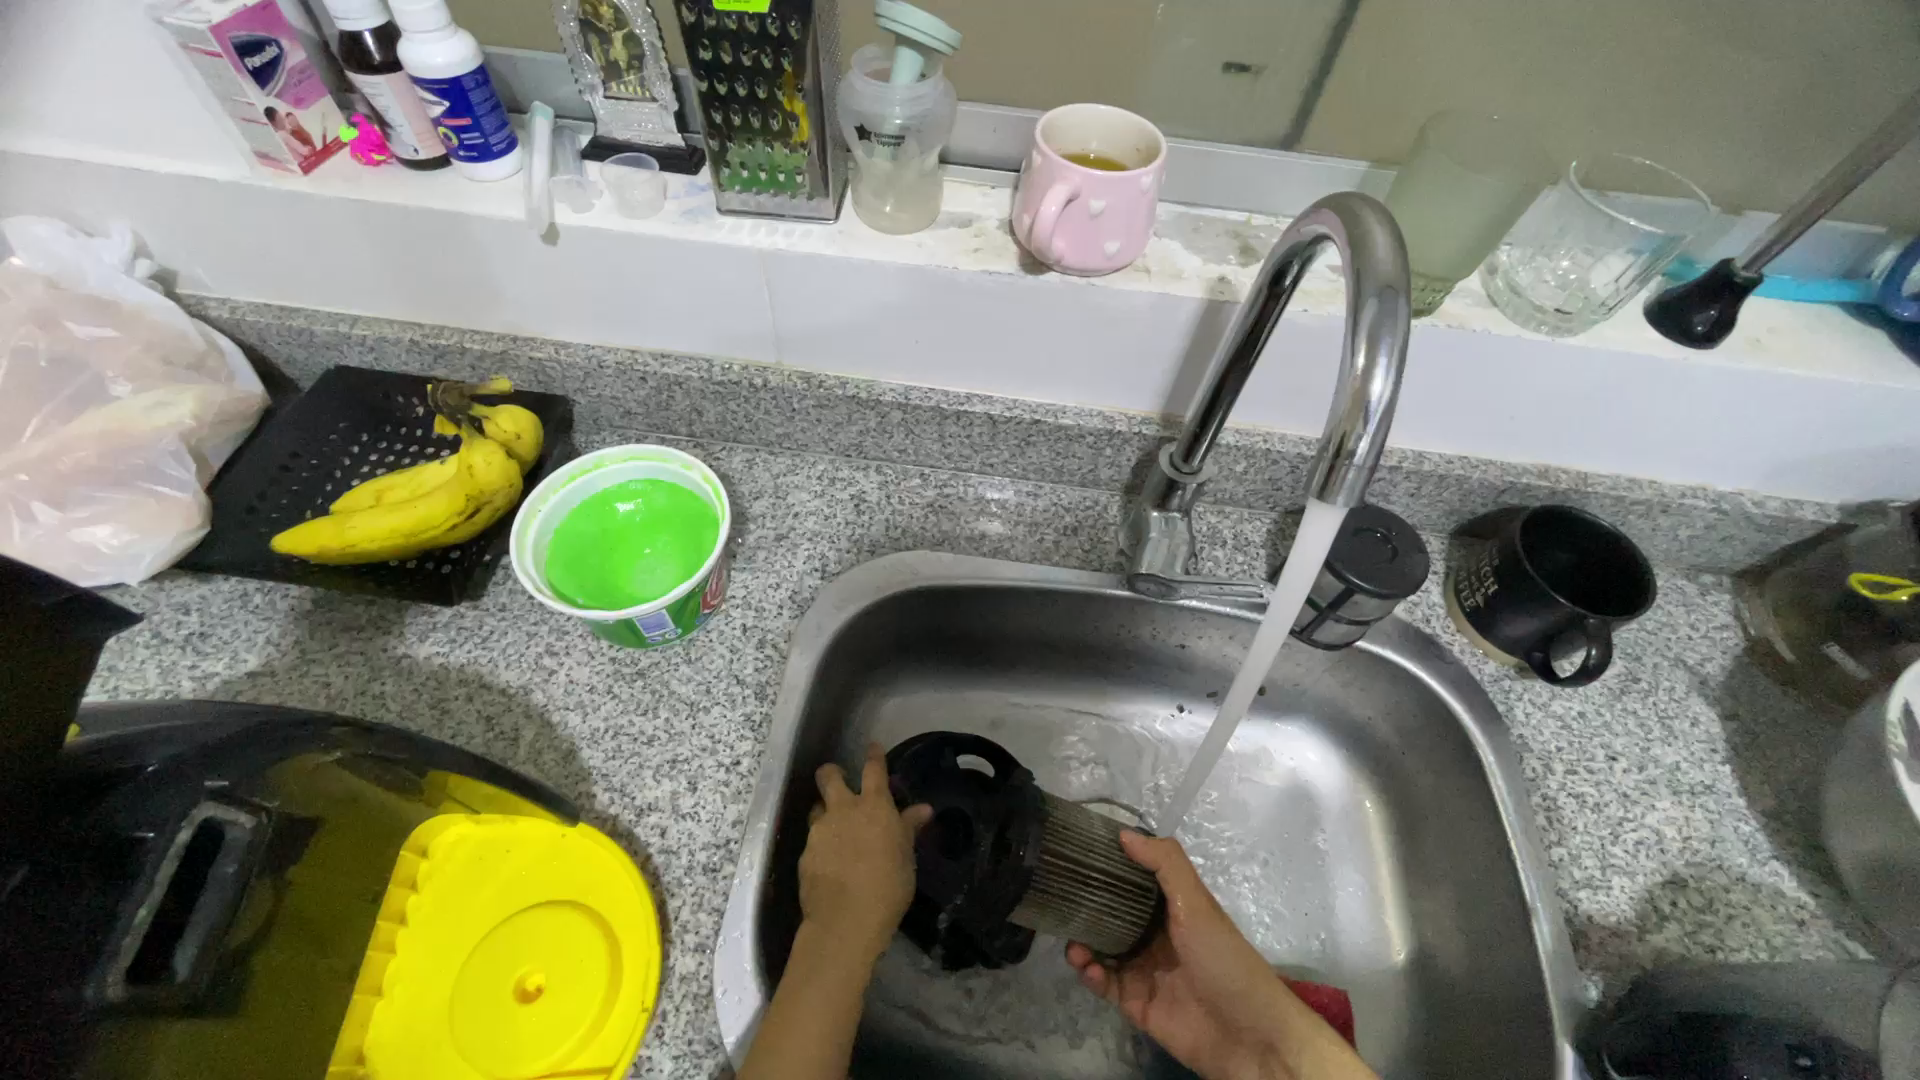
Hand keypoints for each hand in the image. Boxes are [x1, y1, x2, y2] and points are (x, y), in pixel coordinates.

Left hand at [799, 742, 932, 963]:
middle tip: (838, 778)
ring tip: (835, 828)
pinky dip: (821, 845)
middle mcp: (843, 810)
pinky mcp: (805, 854)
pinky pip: (813, 841)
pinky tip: (830, 863)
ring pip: (817, 808)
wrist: (846, 921)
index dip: (873, 755)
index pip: (873, 769)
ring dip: (825, 812)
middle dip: (832, 772)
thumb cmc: (888, 886)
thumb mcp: (906, 856)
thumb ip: (909, 828)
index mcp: (874, 806)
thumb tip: (923, 809)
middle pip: (829, 776)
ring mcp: (820, 831)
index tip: (872, 746)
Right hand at [1066, 832, 1376, 1079]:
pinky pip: (1105, 983)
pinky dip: (1091, 973)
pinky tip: (1086, 966)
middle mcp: (1155, 934)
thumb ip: (1164, 863)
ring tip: (1072, 942)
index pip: (1133, 878)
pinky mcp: (1136, 1003)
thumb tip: (1123, 833)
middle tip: (1060, 898)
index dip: (1108, 865)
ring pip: (1103, 948)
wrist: (1251, 1037)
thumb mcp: (1197, 903)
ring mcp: (1144, 969)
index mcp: (1172, 907)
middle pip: (1112, 913)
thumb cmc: (1225, 959)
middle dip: (1087, 906)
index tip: (1076, 851)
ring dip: (1083, 942)